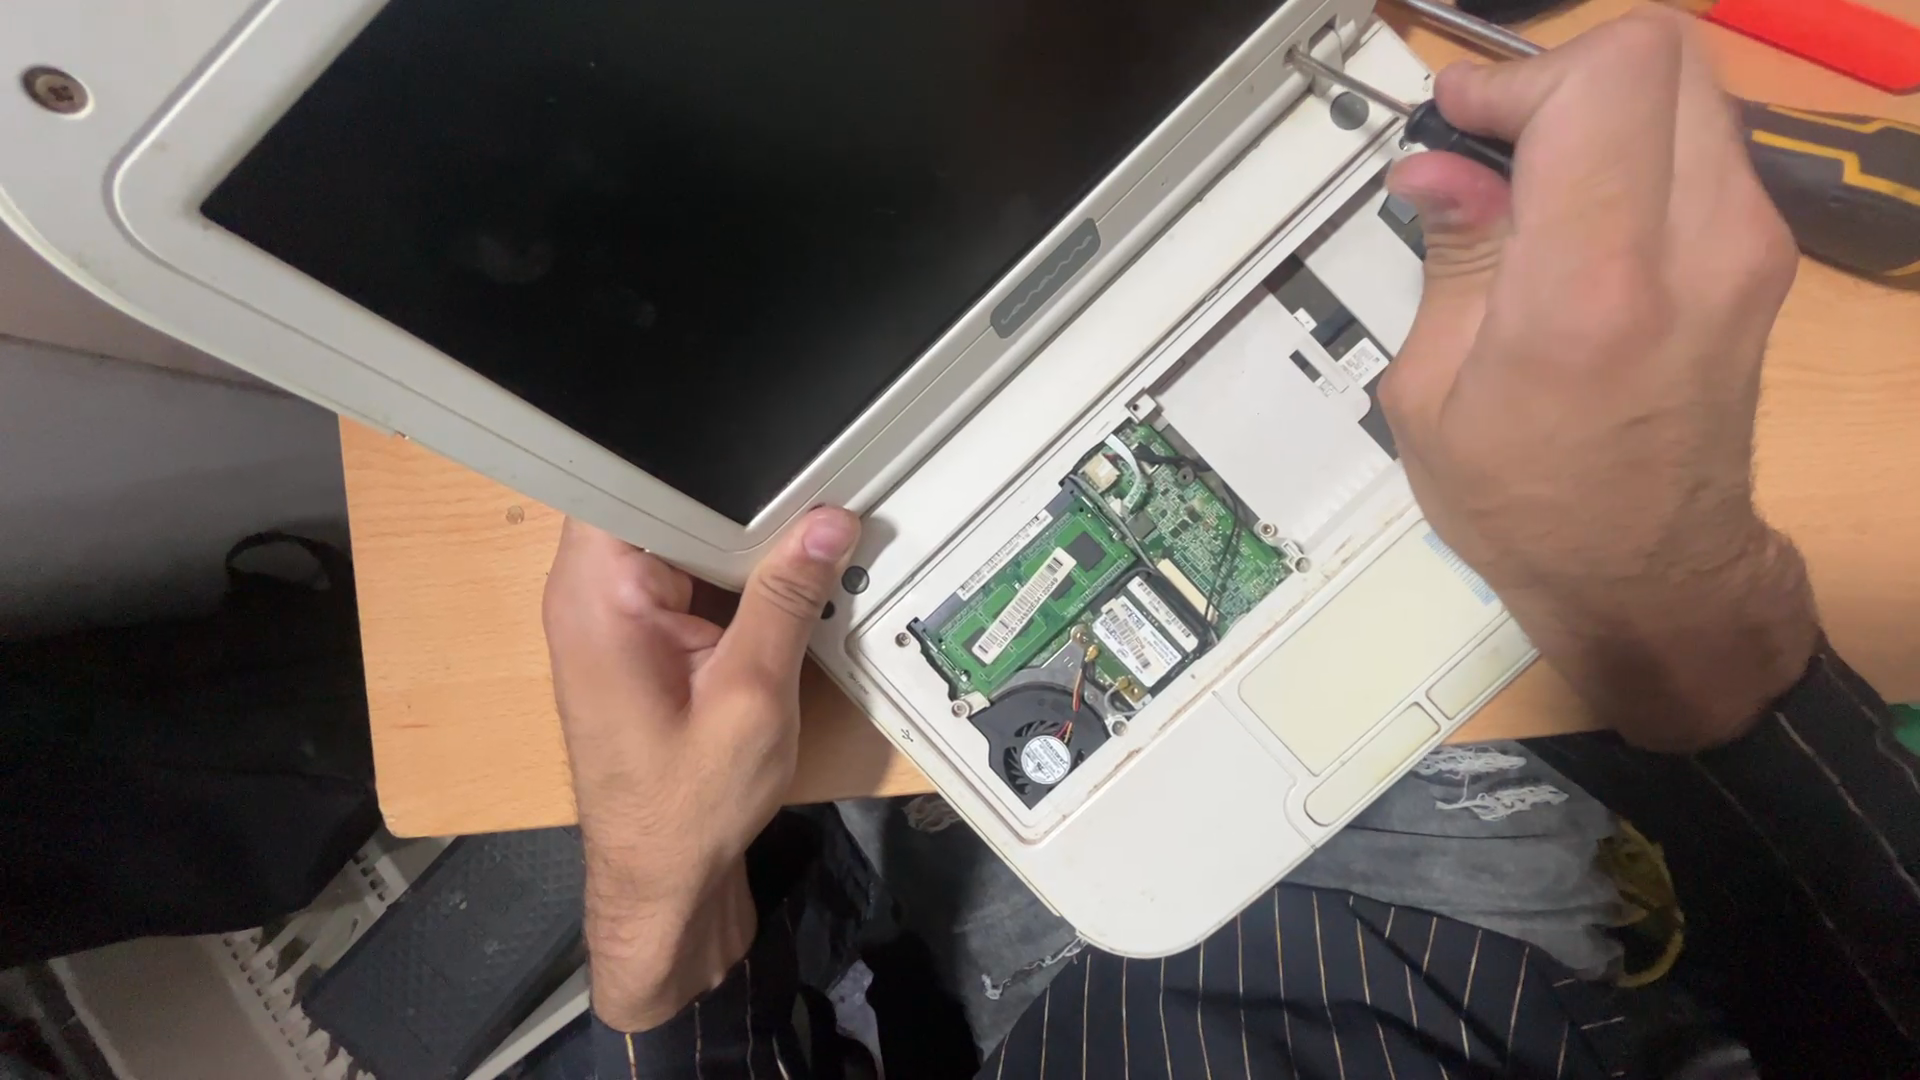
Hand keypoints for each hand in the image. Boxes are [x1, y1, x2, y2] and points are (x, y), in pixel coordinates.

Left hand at [542, 507, 860, 1029]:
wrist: (666, 873)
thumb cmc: (690, 804)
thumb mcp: (753, 693)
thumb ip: (787, 598)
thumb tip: (829, 522)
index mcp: (599, 594)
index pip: (631, 478)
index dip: (701, 460)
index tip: (773, 461)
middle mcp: (594, 591)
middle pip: (665, 500)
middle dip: (740, 503)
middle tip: (811, 504)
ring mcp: (617, 610)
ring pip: (686, 535)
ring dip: (743, 543)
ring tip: (803, 544)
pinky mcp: (644, 629)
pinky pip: (693, 571)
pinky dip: (737, 574)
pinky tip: (778, 586)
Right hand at [1380, 10, 1816, 750]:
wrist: (1641, 569)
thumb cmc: (1513, 502)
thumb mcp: (1431, 392)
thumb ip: (1448, 262)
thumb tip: (1432, 172)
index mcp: (1584, 293)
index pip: (1603, 90)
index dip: (1516, 77)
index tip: (1451, 114)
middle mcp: (1693, 250)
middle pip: (1662, 61)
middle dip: (1551, 81)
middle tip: (1475, 138)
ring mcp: (1748, 248)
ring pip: (1685, 94)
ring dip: (1587, 115)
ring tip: (1507, 182)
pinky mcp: (1759, 257)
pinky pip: (1695, 150)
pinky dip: (1620, 152)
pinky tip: (1558, 214)